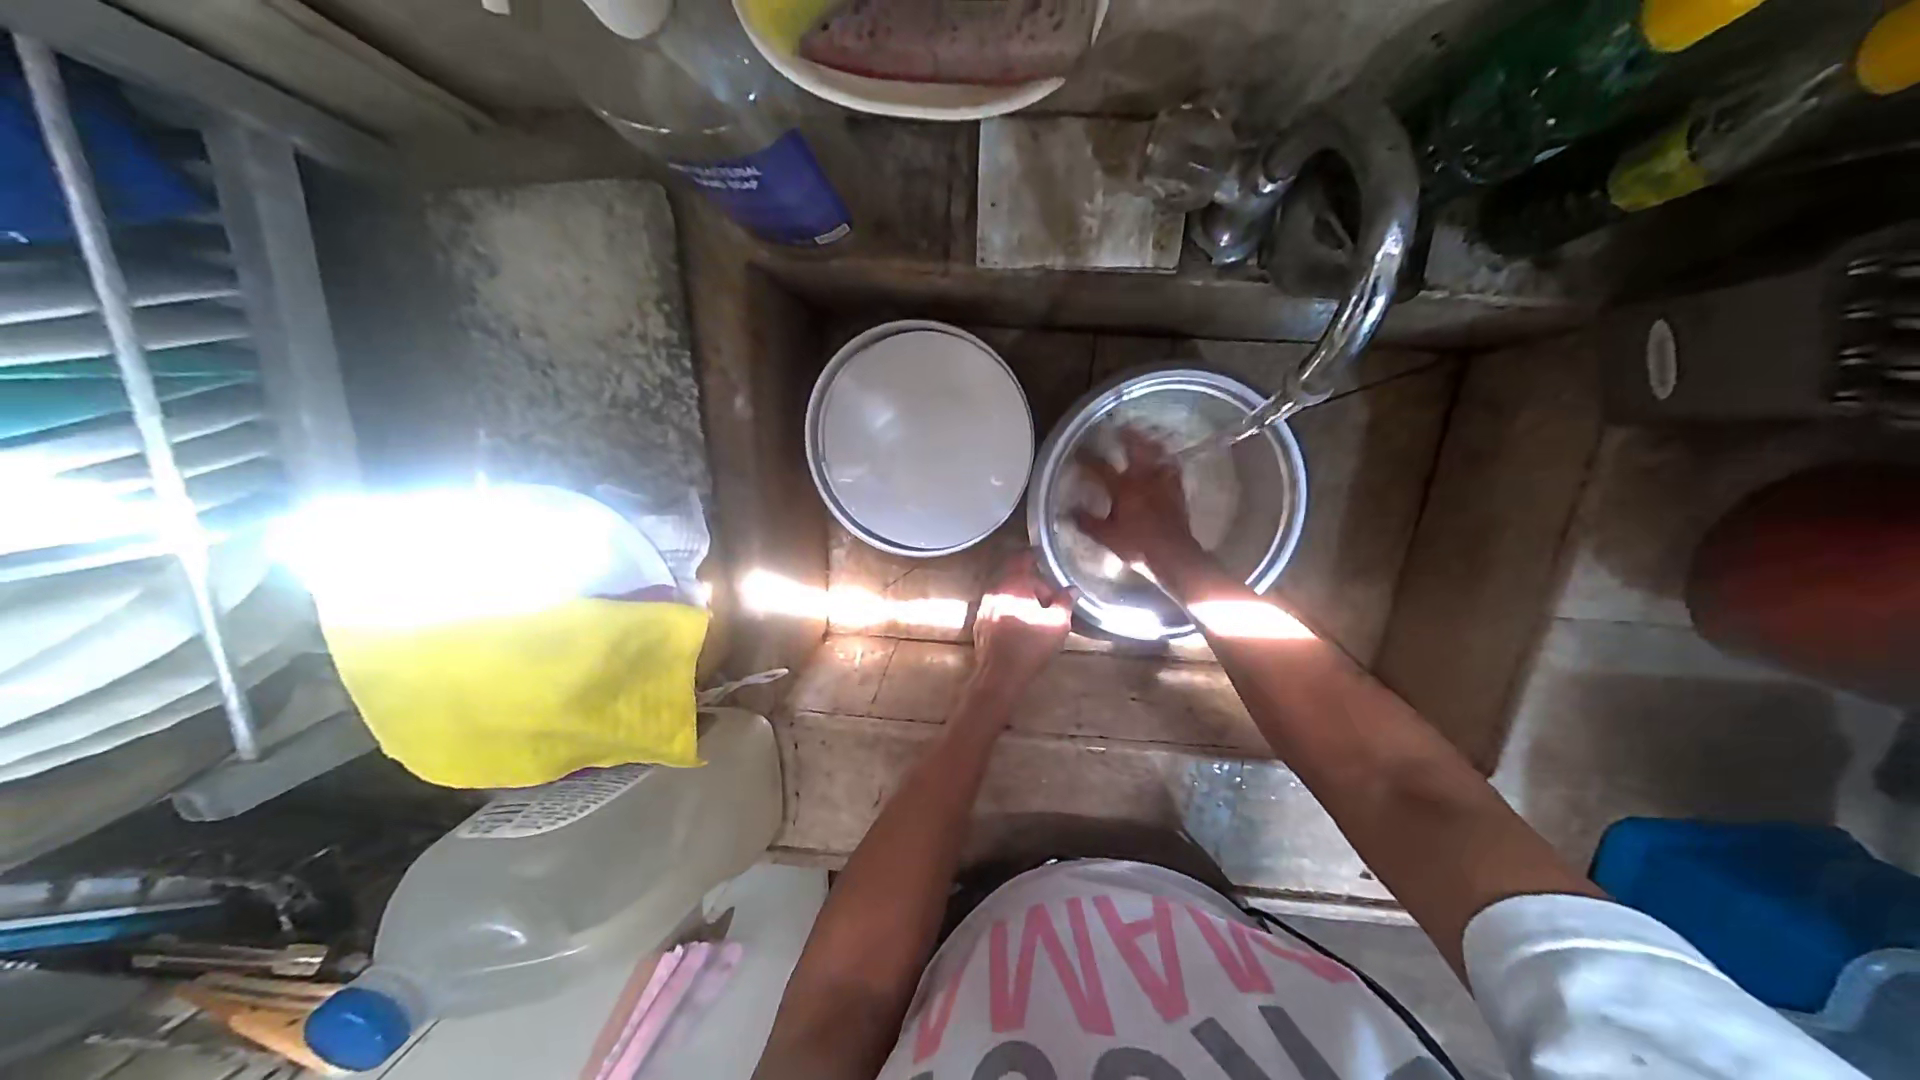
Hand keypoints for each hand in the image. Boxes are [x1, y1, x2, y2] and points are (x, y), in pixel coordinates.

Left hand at [971, 550, 1072, 694]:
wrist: (999, 675)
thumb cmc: (1030, 647)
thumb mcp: (1057, 624)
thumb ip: (1064, 602)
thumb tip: (1071, 589)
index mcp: (1014, 584)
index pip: (1023, 558)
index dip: (1035, 556)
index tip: (1046, 559)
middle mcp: (995, 589)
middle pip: (1015, 576)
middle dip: (1032, 583)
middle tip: (1049, 598)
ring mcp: (985, 605)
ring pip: (1006, 591)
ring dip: (1021, 596)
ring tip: (1037, 613)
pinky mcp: (980, 620)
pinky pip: (998, 604)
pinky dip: (1010, 607)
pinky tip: (1020, 624)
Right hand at [1072, 428, 1202, 569]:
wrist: (1172, 553)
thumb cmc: (1136, 545)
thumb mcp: (1106, 536)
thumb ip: (1087, 522)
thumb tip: (1069, 512)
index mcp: (1123, 488)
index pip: (1101, 468)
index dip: (1088, 459)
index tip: (1079, 451)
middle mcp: (1143, 479)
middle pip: (1136, 449)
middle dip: (1128, 437)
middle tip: (1123, 428)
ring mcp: (1163, 483)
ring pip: (1158, 456)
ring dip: (1152, 446)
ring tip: (1148, 440)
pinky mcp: (1178, 491)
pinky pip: (1174, 471)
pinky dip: (1169, 464)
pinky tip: (1168, 464)